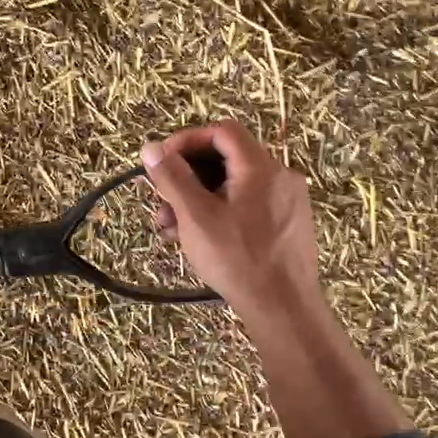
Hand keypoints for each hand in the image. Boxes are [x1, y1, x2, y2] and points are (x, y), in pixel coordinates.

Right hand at [142, 120, 320, 319]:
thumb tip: (151, 148)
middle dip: (185, 176)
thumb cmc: (236, 256)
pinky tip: (195, 237)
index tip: (160, 161)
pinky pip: (244, 203)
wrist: (283, 305)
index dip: (187, 140)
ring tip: (170, 227)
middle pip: (224, 159)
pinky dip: (215, 211)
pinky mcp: (285, 222)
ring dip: (195, 198)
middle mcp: (279, 177)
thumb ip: (172, 178)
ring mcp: (285, 200)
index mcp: (260, 168)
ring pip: (231, 184)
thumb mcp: (195, 215)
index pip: (222, 132)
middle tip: (159, 201)